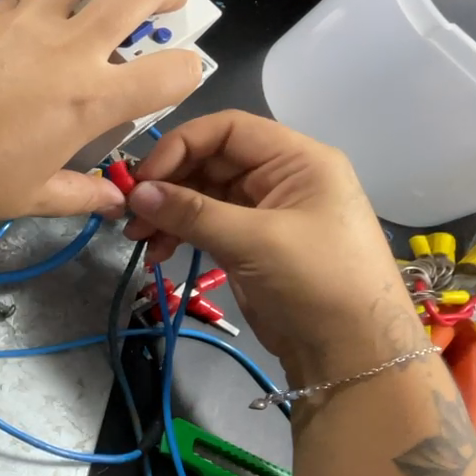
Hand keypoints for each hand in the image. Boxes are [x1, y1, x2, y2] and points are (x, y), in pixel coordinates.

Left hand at [0, 0, 204, 219]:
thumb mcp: (28, 198)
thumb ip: (80, 196)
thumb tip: (115, 202)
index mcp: (91, 99)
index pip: (176, 70)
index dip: (186, 74)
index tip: (170, 82)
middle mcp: (71, 49)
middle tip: (162, 8)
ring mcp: (28, 22)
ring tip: (93, 5)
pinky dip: (44, 3)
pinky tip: (29, 27)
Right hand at [126, 111, 423, 387]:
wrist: (347, 345)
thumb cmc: (316, 280)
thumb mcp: (253, 241)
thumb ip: (192, 213)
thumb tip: (135, 193)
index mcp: (296, 160)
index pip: (226, 129)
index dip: (179, 147)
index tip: (142, 181)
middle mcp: (277, 177)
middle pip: (207, 161)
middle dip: (164, 184)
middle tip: (129, 215)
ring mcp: (260, 210)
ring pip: (198, 194)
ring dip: (163, 213)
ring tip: (138, 239)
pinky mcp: (245, 241)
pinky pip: (200, 224)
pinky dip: (174, 234)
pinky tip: (157, 253)